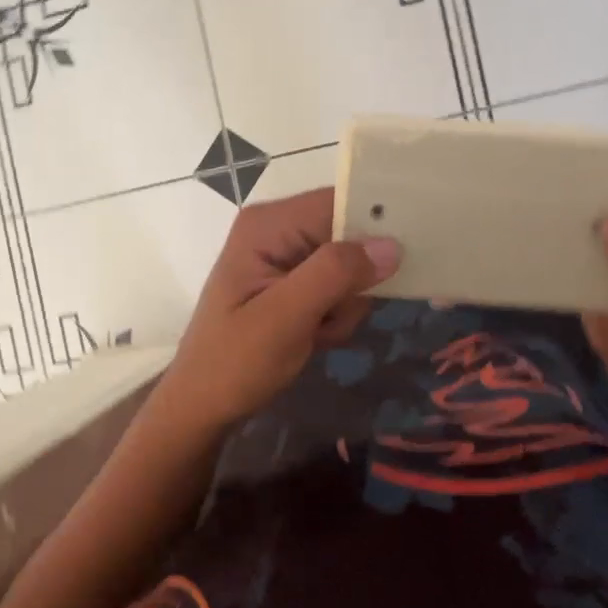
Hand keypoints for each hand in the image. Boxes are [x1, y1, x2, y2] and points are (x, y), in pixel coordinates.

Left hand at [153, 188, 399, 430]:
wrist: (204, 406)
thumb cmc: (236, 362)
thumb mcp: (285, 318)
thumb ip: (335, 274)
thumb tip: (391, 244)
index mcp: (268, 224)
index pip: (340, 201)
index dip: (375, 225)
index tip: (404, 256)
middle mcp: (278, 229)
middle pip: (350, 236)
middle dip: (352, 282)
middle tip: (330, 316)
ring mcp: (285, 258)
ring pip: (350, 268)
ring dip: (344, 307)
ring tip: (314, 333)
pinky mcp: (293, 284)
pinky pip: (337, 290)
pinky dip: (334, 318)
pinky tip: (312, 338)